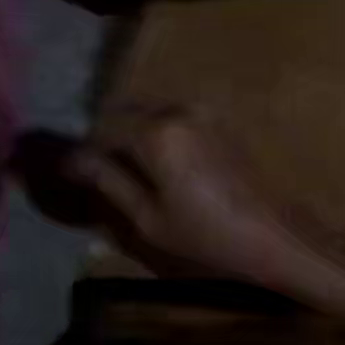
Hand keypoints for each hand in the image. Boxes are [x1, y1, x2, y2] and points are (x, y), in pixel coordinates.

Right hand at [66, 106, 326, 287]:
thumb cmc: (209, 236)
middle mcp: (179, 108)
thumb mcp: (149, 218)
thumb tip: (72, 160)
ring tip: (122, 173)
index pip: (102, 130)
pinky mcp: (221, 122)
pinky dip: (157, 137)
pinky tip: (157, 168)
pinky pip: (175, 121)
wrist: (277, 236)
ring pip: (150, 115)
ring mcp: (204, 112)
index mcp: (157, 131)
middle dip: (107, 140)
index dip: (82, 152)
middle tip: (93, 173)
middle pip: (126, 115)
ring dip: (132, 137)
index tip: (68, 173)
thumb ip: (108, 181)